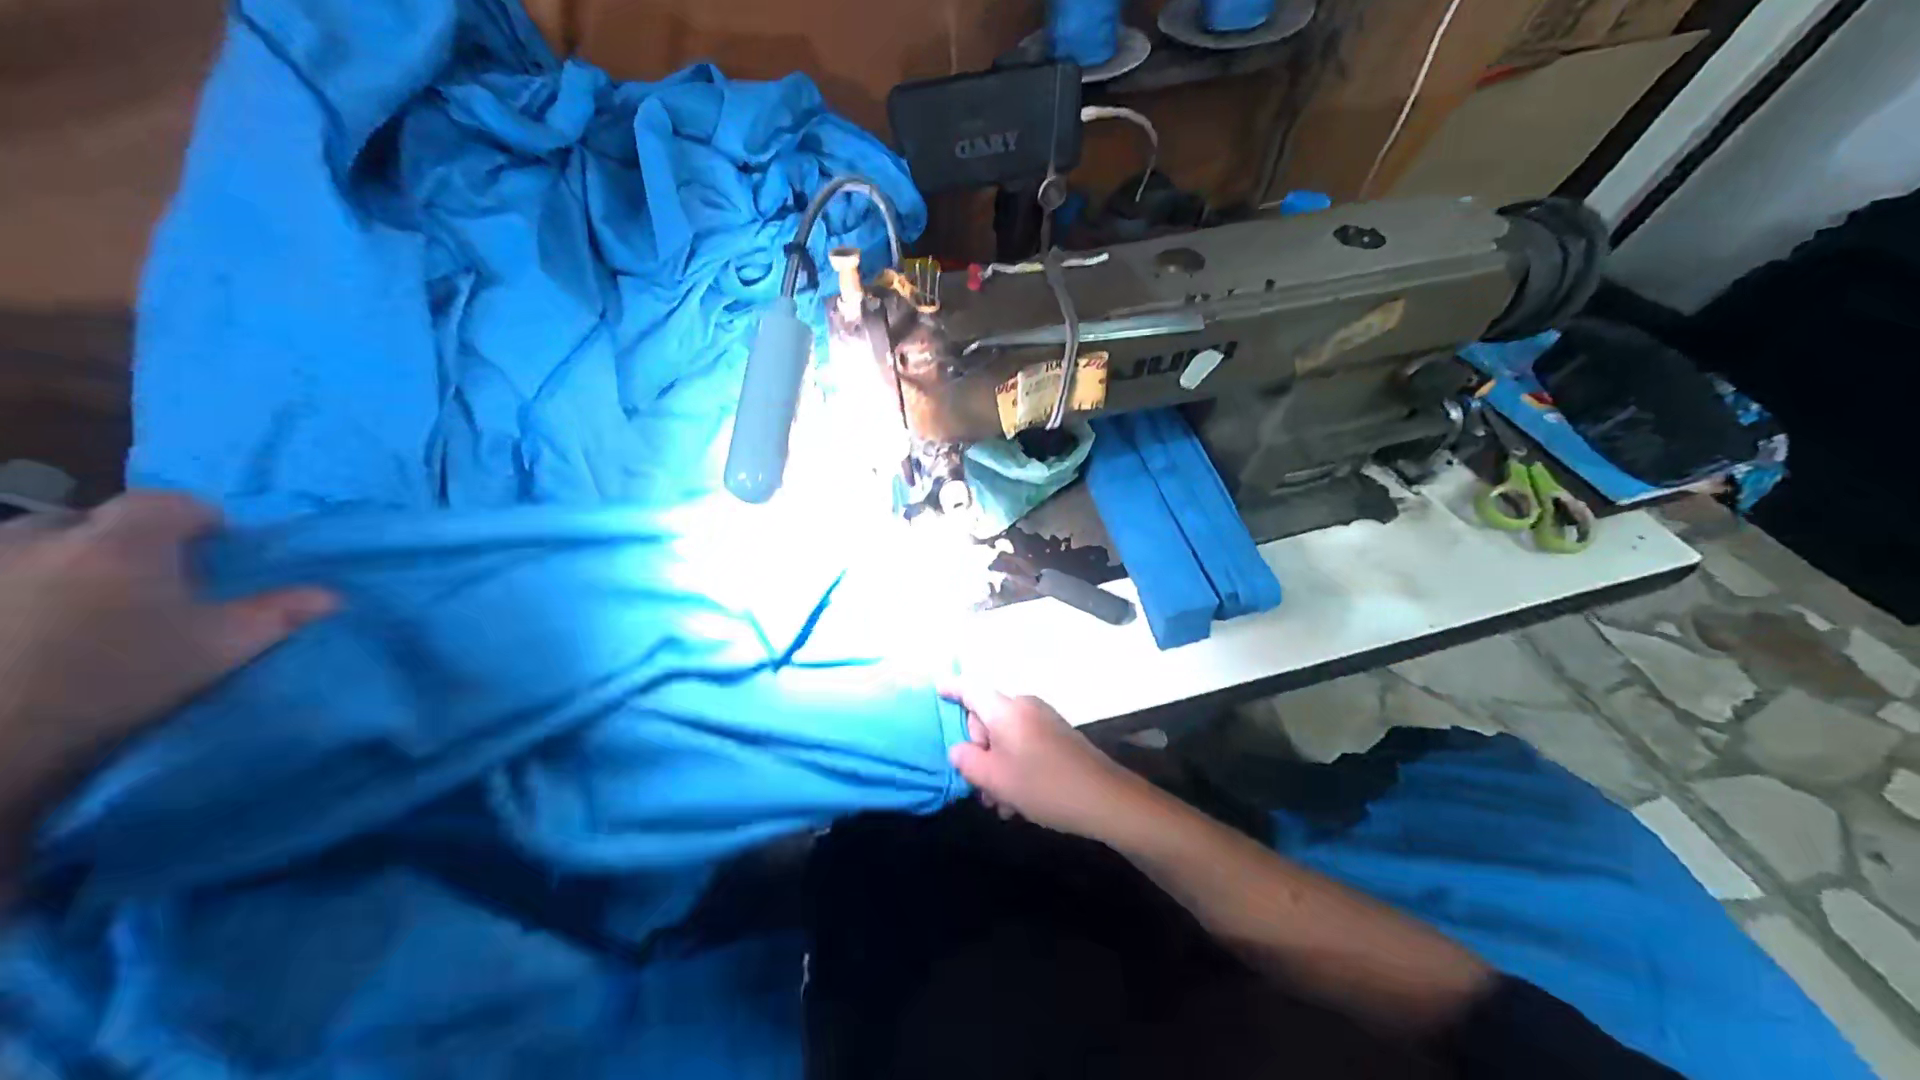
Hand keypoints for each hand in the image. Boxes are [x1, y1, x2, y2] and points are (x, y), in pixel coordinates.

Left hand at [0, 493, 337, 815]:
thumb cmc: (118, 681)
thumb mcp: (217, 650)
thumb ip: (276, 614)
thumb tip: (331, 596)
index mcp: (125, 542)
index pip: (172, 503)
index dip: (201, 522)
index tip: (217, 554)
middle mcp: (47, 536)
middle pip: (98, 520)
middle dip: (126, 543)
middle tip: (150, 586)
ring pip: (36, 544)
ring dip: (64, 563)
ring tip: (81, 608)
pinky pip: (2, 573)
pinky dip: (20, 587)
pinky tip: (31, 625)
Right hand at [941, 679, 1152, 841]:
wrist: (1105, 799)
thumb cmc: (1043, 785)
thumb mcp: (994, 778)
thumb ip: (966, 760)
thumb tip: (959, 749)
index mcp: (1005, 709)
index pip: (970, 688)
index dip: (951, 688)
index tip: (935, 689)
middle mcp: (1024, 707)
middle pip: (986, 719)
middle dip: (977, 752)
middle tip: (980, 788)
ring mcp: (1044, 721)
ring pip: (1005, 738)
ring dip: (996, 767)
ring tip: (1002, 805)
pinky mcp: (1058, 737)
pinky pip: (1023, 745)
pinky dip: (1014, 767)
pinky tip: (1020, 801)